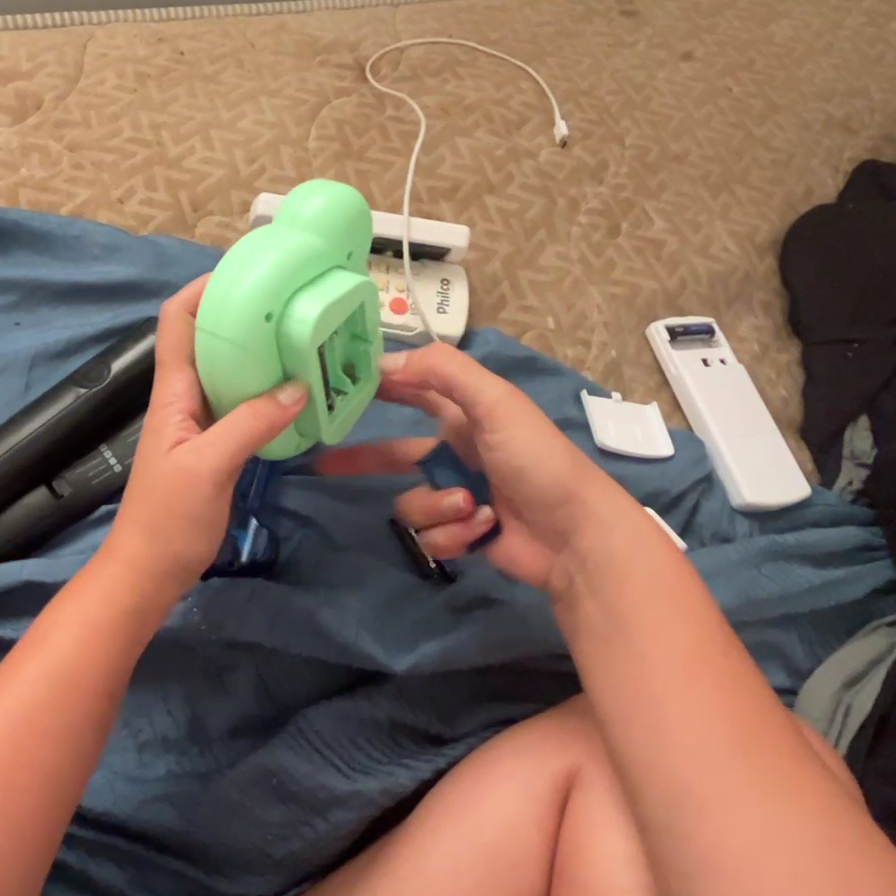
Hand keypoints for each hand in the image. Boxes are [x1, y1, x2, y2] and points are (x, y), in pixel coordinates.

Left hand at [98, 276, 306, 591]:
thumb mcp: (209, 466)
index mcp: (173, 392)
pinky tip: (298, 393)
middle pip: (208, 339)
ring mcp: (201, 422)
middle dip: (243, 315)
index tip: (246, 273)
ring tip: (303, 339)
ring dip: (259, 353)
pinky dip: (268, 391)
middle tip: (292, 303)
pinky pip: (243, 404)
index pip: (177, 321)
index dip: (202, 289)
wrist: (150, 570)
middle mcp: (186, 398)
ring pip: (230, 372)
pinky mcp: (217, 445)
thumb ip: (251, 424)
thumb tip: (298, 386)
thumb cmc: (168, 518)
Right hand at [314, 343, 605, 591]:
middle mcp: (455, 452)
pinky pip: (430, 534)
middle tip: (321, 464)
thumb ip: (443, 371)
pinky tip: (483, 529)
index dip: (378, 386)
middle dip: (362, 459)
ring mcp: (456, 494)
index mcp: (465, 414)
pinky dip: (454, 533)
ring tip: (472, 507)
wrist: (575, 534)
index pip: (412, 390)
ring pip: (410, 502)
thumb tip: (386, 361)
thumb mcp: (494, 402)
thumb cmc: (535, 459)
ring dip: (436, 506)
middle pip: (393, 453)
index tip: (336, 389)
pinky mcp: (461, 533)